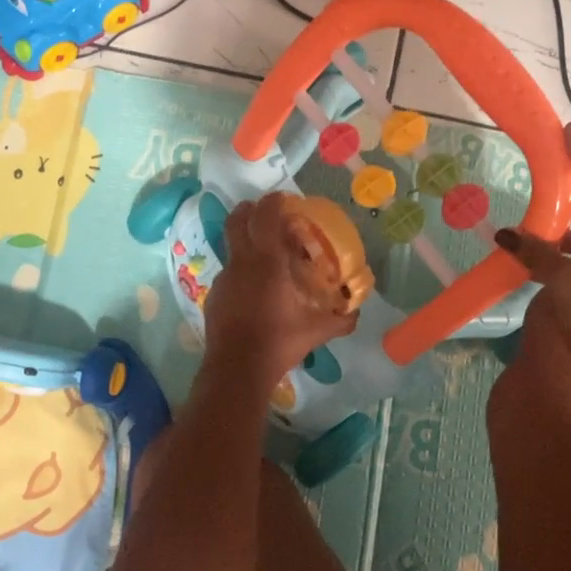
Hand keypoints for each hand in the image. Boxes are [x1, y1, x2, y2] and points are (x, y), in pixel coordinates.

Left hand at [202, 193, 357, 381]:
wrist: (236, 369)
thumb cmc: (279, 342)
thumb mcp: (317, 331)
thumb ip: (340, 319)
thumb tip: (356, 313)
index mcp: (267, 261)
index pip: (265, 215)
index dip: (273, 202)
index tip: (284, 200)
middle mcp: (241, 263)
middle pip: (236, 221)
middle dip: (248, 210)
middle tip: (262, 213)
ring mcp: (223, 279)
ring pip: (232, 250)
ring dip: (246, 246)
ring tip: (265, 263)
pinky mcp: (213, 297)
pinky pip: (229, 277)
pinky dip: (241, 276)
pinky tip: (253, 296)